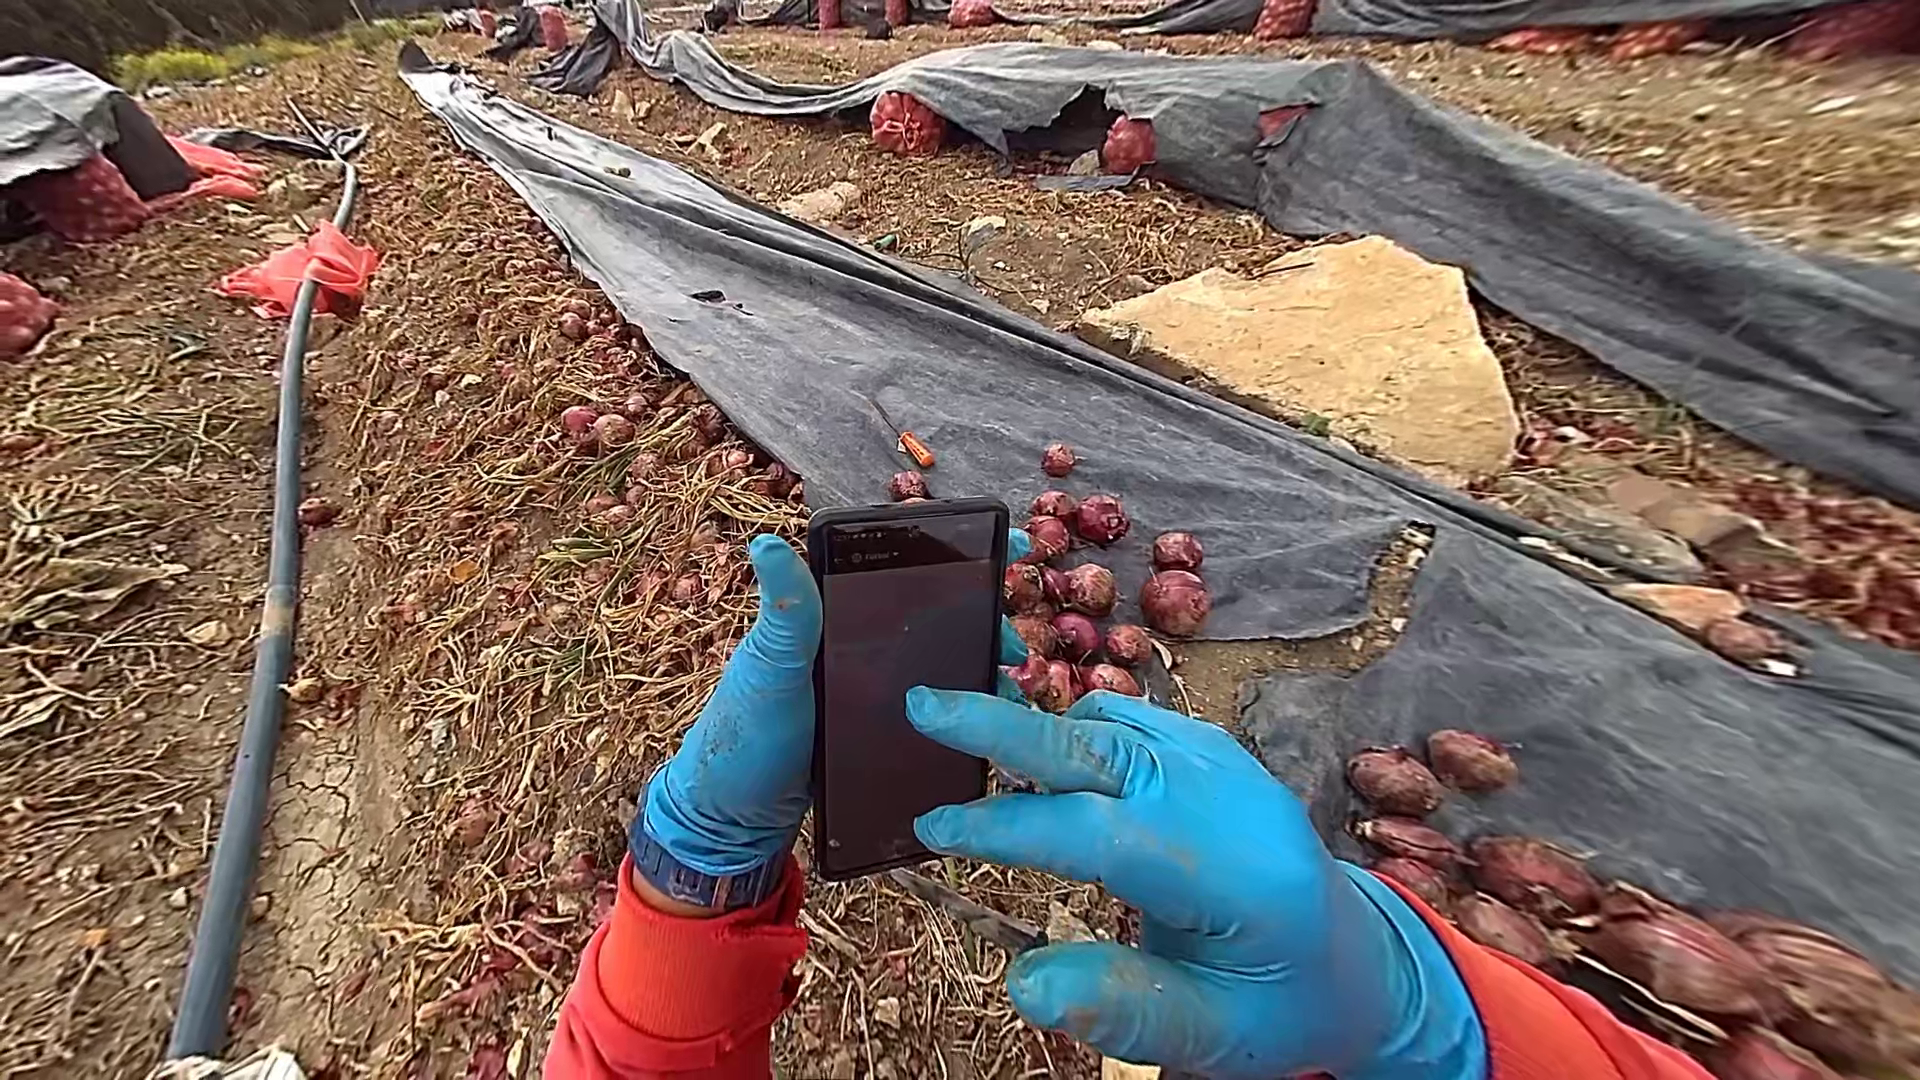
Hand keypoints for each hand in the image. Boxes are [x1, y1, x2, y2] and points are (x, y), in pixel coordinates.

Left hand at [637, 530, 1034, 876]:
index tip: (1002, 548)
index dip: (951, 552)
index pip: (899, 567)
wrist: (740, 818)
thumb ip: (785, 611)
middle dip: (981, 616)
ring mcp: (877, 683)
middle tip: (1008, 641)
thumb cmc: (745, 734)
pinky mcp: (887, 723)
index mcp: (834, 612)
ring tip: (1008, 681)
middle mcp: (861, 640)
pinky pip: (935, 704)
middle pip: (935, 614)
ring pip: (941, 659)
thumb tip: (766, 542)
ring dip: (978, 663)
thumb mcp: (770, 667)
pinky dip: (964, 705)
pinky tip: (990, 718)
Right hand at [906, 689, 1488, 1079]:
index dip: (1001, 827)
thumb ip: (1123, 1006)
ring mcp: (1212, 751)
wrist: (1358, 947)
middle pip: (1088, 743)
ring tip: (974, 748)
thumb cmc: (1283, 1001)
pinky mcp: (1204, 739)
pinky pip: (1122, 715)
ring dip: (1032, 730)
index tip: (929, 827)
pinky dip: (1071, 731)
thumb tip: (1020, 980)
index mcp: (1225, 868)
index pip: (1090, 832)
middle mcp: (1216, 787)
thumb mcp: (1217, 1038)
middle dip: (996, 723)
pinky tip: (1053, 763)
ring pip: (1099, 720)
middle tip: (922, 705)